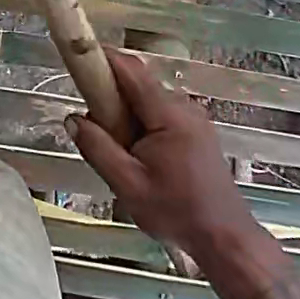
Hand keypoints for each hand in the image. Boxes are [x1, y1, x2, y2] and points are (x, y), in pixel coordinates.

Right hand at [65, 49, 255, 254]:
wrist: (226, 239)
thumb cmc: (177, 212)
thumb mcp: (128, 185)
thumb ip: (98, 149)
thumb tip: (72, 119)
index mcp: (169, 115)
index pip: (131, 71)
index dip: (103, 59)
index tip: (78, 59)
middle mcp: (183, 108)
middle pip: (138, 84)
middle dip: (110, 96)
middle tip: (94, 127)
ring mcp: (193, 118)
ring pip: (147, 100)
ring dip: (125, 113)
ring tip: (117, 149)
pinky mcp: (196, 131)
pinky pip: (159, 113)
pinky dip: (141, 123)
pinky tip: (137, 154)